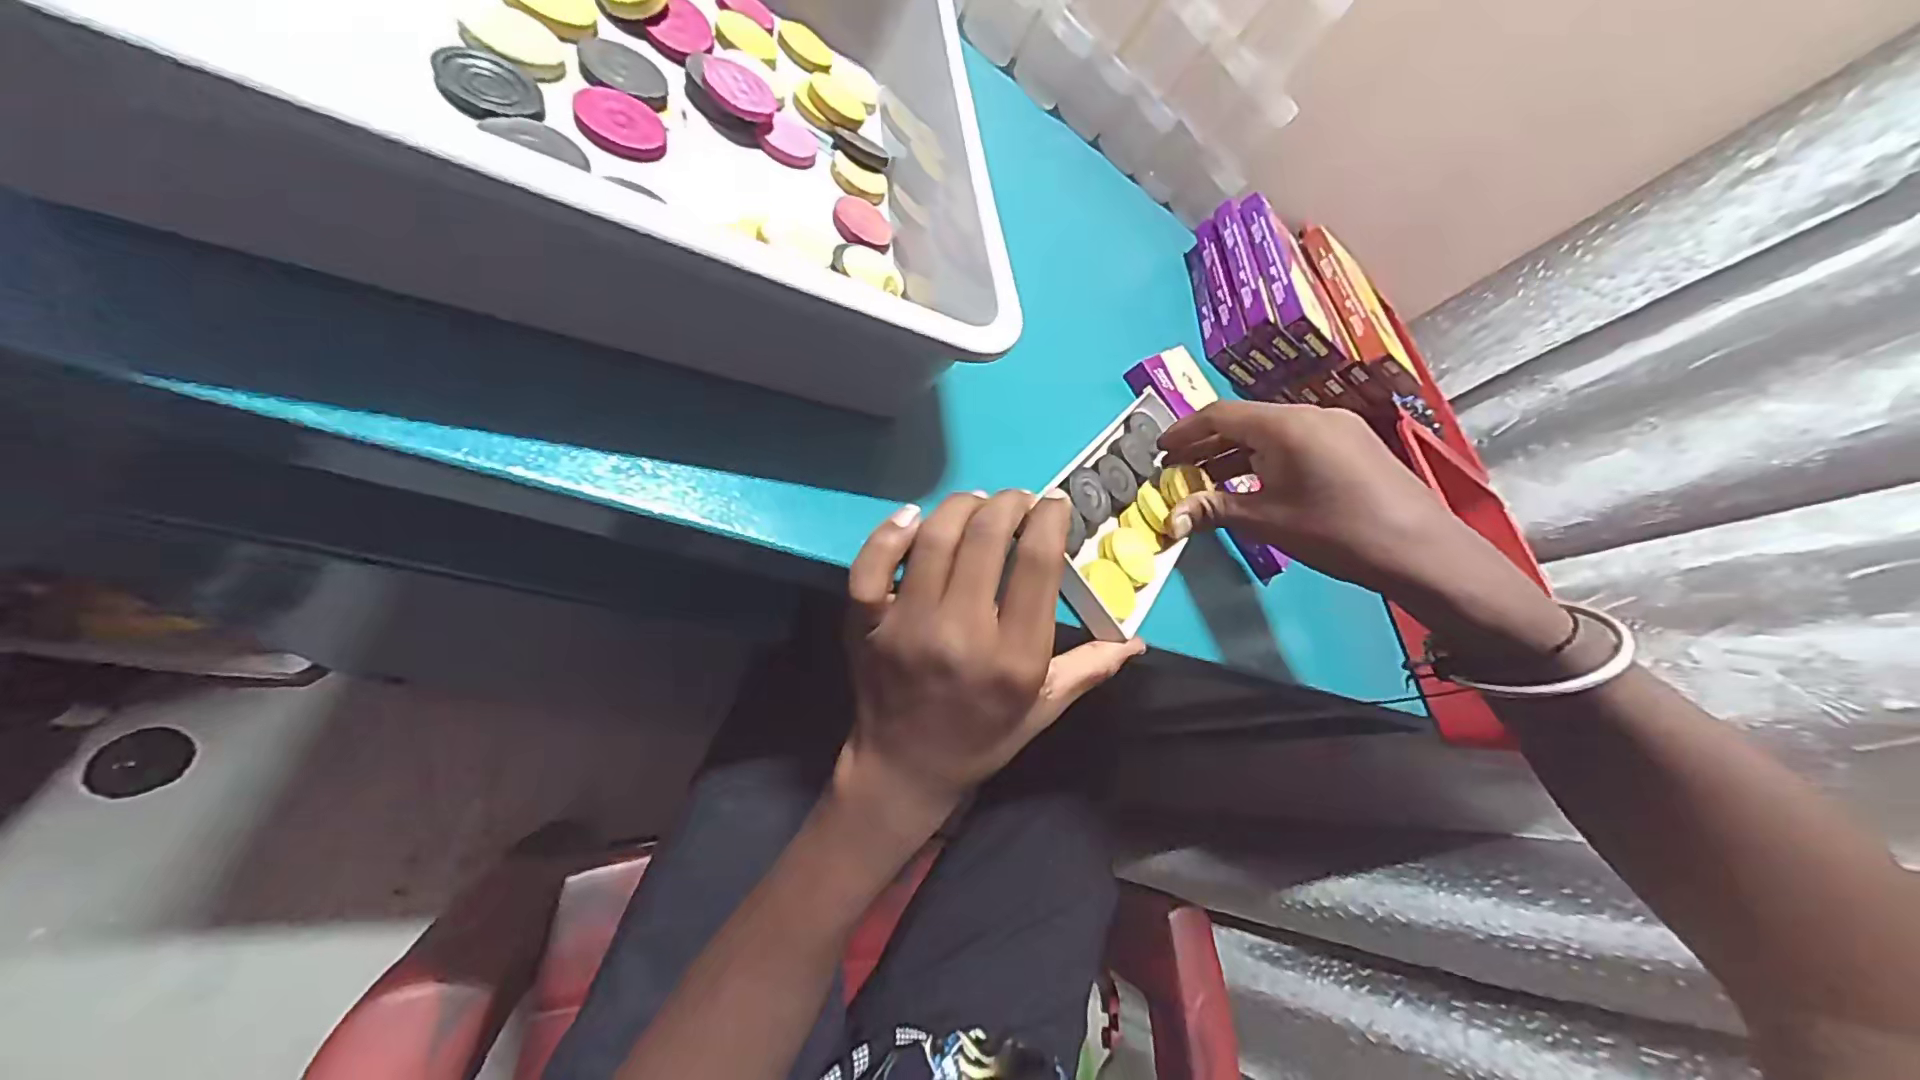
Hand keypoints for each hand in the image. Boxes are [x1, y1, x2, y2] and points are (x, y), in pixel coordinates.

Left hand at [839, 491, 1144, 821]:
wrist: (904, 768)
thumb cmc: (981, 738)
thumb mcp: (1042, 710)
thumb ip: (1089, 669)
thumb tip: (1137, 641)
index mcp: (1013, 657)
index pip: (1039, 564)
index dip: (1050, 520)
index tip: (1054, 505)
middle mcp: (961, 633)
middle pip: (986, 537)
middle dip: (1009, 504)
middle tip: (1018, 501)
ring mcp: (907, 625)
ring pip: (935, 538)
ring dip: (961, 506)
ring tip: (978, 503)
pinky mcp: (865, 623)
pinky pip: (872, 563)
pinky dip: (890, 531)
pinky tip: (915, 516)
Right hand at [1156, 402, 1465, 593]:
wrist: (1419, 549)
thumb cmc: (1335, 530)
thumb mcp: (1265, 520)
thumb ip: (1214, 510)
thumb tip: (1170, 519)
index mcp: (1285, 424)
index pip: (1219, 415)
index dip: (1184, 431)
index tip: (1159, 449)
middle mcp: (1309, 415)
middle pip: (1244, 421)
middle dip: (1205, 445)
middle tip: (1175, 467)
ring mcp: (1334, 427)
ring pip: (1268, 433)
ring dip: (1232, 454)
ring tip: (1203, 479)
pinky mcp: (1349, 445)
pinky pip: (1292, 443)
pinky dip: (1262, 458)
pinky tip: (1249, 482)